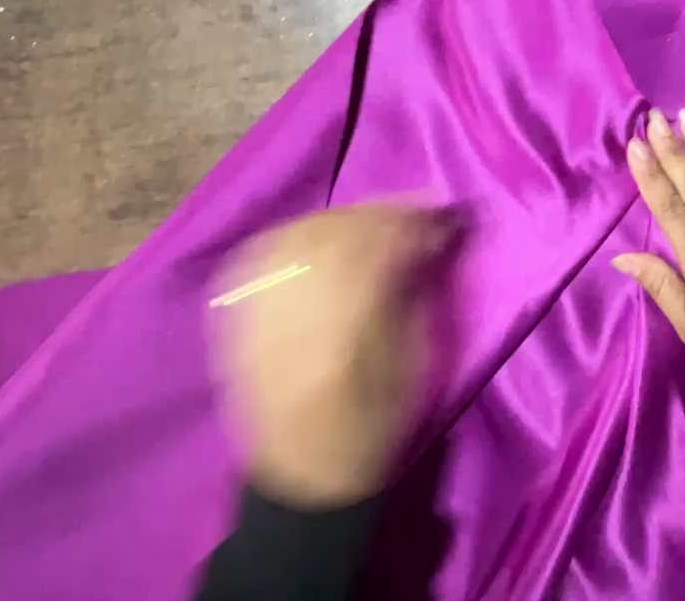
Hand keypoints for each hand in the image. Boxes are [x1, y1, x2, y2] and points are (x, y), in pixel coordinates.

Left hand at [214, 205, 448, 507]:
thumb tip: (429, 241)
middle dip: (382, 213)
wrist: (303, 475)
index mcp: (348, 330)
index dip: (415, 221)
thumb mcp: (415, 363)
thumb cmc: (373, 426)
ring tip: (373, 221)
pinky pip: (266, 249)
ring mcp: (261, 307)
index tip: (443, 214)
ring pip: (302, 232)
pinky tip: (323, 234)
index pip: (383, 246)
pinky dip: (300, 232)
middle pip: (340, 230)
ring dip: (344, 218)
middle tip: (415, 209)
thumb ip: (418, 294)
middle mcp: (297, 309)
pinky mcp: (241, 311)